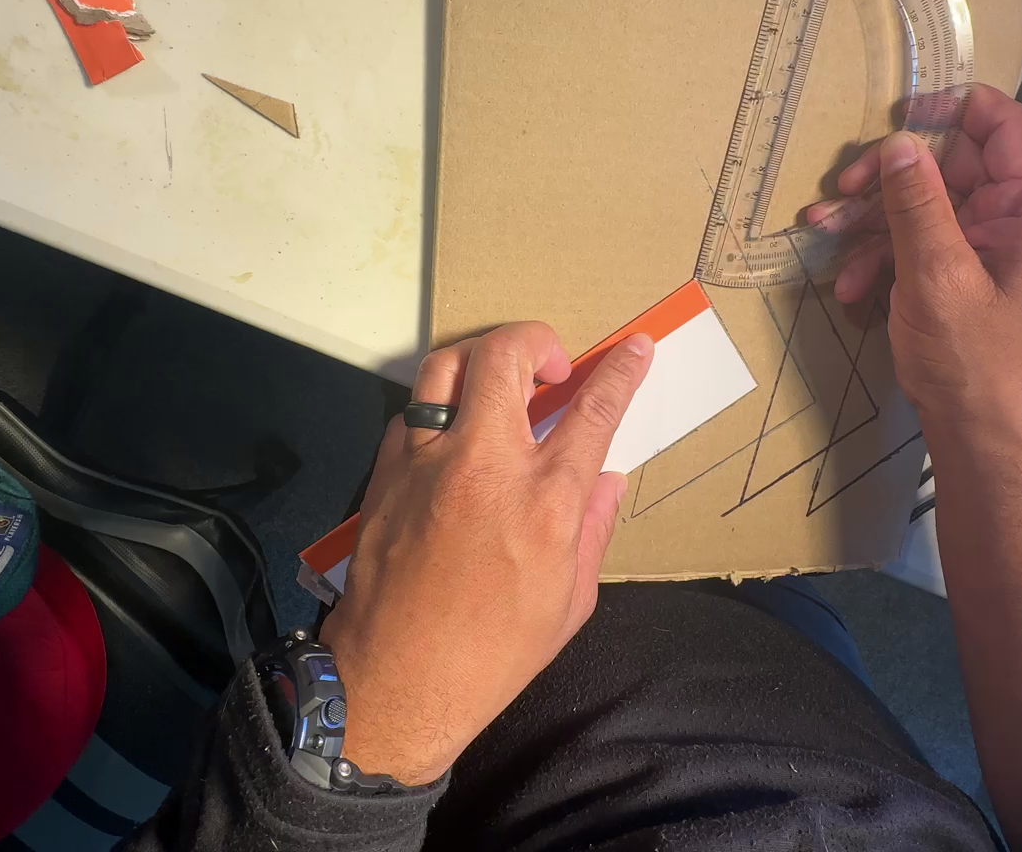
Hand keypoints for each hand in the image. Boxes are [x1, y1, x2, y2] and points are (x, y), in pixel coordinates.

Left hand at [319, 322, 653, 784]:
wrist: (396, 682)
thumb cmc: (496, 650)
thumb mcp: (572, 599)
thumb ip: (595, 526)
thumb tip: (607, 475)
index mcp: (545, 500)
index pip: (593, 410)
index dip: (620, 370)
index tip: (635, 347)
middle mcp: (485, 463)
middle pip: (506, 356)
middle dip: (536, 339)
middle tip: (550, 366)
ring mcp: (427, 461)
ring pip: (448, 365)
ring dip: (481, 361)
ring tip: (498, 385)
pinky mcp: (386, 471)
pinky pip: (414, 411)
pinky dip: (442, 409)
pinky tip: (452, 437)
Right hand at [805, 84, 1021, 434]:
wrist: (982, 433)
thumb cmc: (974, 360)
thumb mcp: (938, 276)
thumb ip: (918, 203)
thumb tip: (896, 142)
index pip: (1008, 125)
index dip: (949, 111)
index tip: (893, 118)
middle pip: (955, 166)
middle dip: (890, 182)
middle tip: (840, 194)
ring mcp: (1003, 241)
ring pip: (931, 203)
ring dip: (874, 222)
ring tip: (822, 233)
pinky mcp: (976, 265)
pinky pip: (928, 239)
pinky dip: (886, 256)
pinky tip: (851, 284)